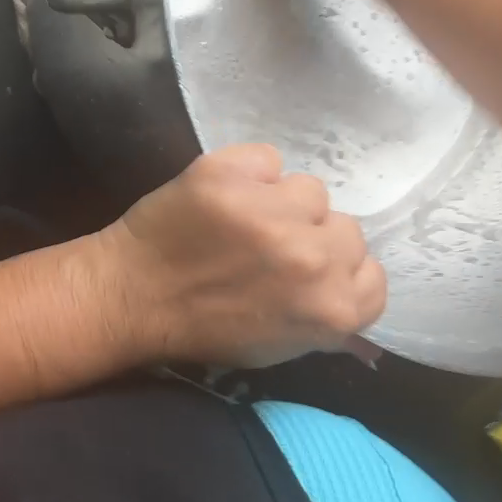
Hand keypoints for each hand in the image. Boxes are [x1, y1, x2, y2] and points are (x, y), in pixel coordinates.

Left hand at [93, 144, 384, 368]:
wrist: (130, 297)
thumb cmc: (203, 326)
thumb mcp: (283, 343)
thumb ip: (329, 314)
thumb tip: (352, 281)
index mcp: (334, 308)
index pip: (371, 272)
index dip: (335, 270)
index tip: (301, 272)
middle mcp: (311, 256)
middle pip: (344, 225)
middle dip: (308, 235)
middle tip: (263, 249)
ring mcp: (268, 210)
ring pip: (307, 189)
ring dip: (278, 202)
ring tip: (237, 223)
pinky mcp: (226, 174)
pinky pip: (265, 158)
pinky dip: (247, 171)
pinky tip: (219, 196)